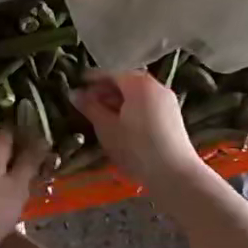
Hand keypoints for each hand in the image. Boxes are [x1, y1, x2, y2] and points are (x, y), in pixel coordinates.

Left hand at [0, 130, 50, 247]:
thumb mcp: (17, 187)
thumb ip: (30, 161)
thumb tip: (43, 138)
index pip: (12, 130)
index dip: (30, 133)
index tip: (46, 144)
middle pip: (4, 146)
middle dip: (23, 152)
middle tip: (44, 165)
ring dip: (13, 168)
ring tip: (32, 181)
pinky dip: (2, 181)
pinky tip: (12, 194)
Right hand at [70, 70, 201, 189]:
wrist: (173, 173)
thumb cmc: (135, 147)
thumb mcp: (106, 127)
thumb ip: (90, 107)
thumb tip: (74, 93)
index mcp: (139, 84)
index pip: (111, 74)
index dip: (91, 79)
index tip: (75, 84)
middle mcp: (156, 86)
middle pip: (126, 82)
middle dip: (104, 90)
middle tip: (85, 102)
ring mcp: (167, 101)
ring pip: (136, 94)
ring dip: (117, 101)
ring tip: (99, 115)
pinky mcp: (172, 116)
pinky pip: (146, 104)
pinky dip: (130, 108)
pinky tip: (119, 123)